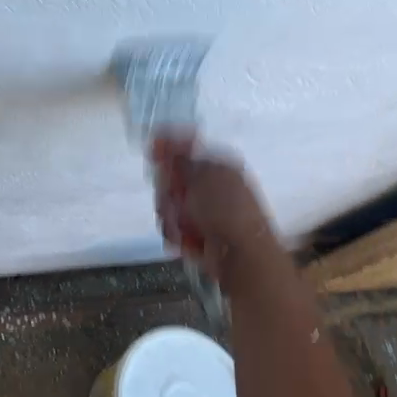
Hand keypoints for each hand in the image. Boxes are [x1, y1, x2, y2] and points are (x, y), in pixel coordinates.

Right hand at [150, 134, 279, 285]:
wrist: (243, 256)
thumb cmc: (226, 210)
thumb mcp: (201, 176)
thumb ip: (179, 159)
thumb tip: (165, 141)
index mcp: (219, 166)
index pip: (187, 147)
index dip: (167, 146)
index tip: (153, 150)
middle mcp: (212, 186)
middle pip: (173, 178)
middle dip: (167, 190)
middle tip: (173, 199)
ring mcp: (205, 212)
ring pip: (170, 205)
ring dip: (171, 215)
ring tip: (182, 225)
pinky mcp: (198, 234)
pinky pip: (175, 227)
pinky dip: (176, 234)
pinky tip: (185, 239)